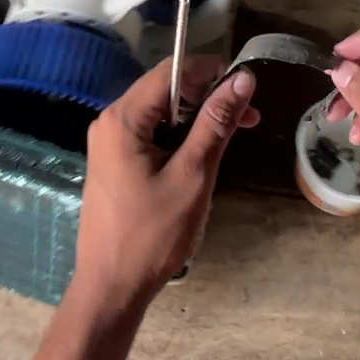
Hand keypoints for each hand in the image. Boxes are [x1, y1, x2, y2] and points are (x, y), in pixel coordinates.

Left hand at [72, 58, 258, 312]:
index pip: (172, 71)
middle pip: (165, 88)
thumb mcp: (193, 175)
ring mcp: (109, 142)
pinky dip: (179, 135)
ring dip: (197, 117)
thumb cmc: (152, 235)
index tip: (248, 88)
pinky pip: (150, 132)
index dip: (212, 71)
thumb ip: (216, 123)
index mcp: (123, 118)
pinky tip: (202, 153)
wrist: (110, 288)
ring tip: (233, 136)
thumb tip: (243, 79)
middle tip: (249, 118)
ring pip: (160, 111)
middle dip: (208, 96)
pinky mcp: (114, 161)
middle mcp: (110, 120)